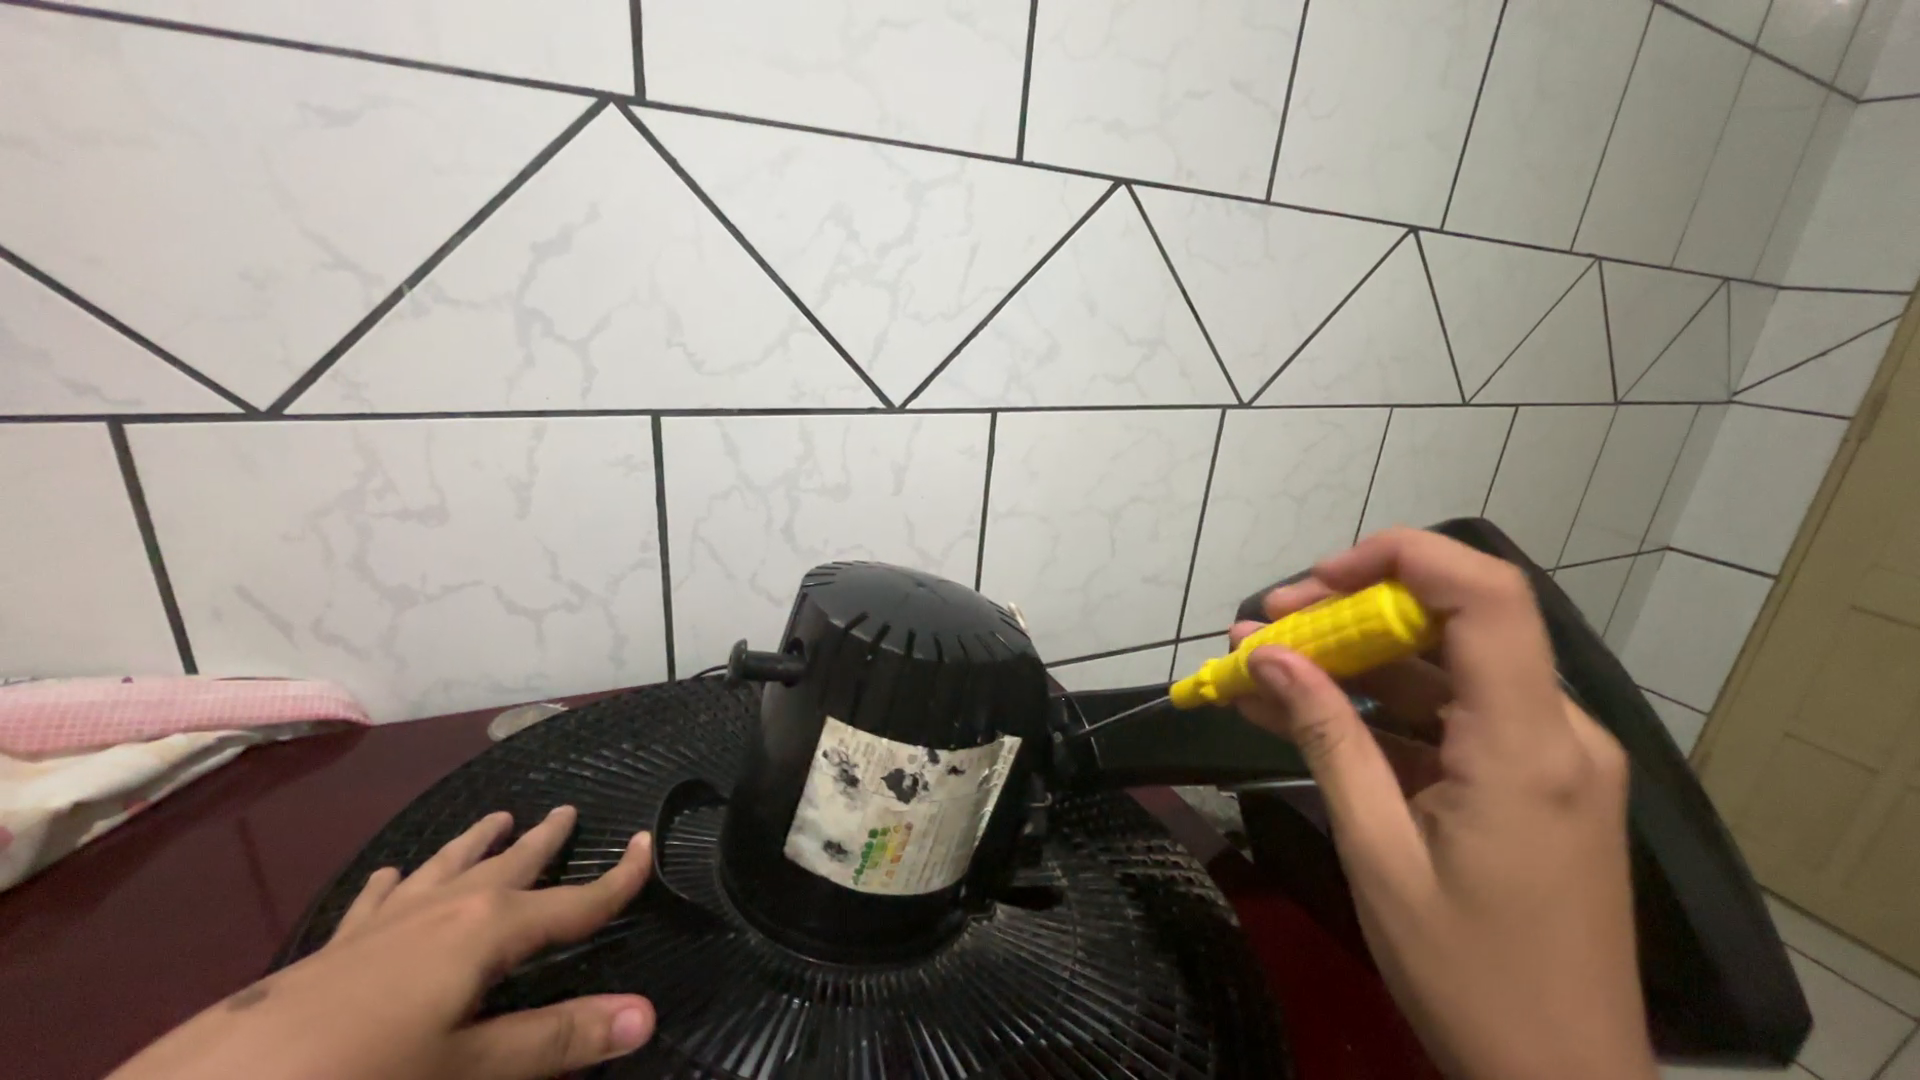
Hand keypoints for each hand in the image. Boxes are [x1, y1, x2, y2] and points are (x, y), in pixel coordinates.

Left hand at [109, 806, 655, 1079]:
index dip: (616, 879)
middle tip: (568, 811)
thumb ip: (558, 1040)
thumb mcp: (471, 1071)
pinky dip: (396, 881)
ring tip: (497, 818)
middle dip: (543, 842)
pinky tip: (392, 871)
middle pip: (509, 867)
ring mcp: (383, 924)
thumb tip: (647, 1013)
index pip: (573, 903)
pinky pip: (378, 898)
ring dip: (477, 843)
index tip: (647, 844)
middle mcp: (443, 910)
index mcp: (487, 931)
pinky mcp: (333, 948)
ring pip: (446, 867)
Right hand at [1231, 528, 1655, 1079]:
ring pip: (1440, 674)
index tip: (1313, 583)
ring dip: (1350, 665)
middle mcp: (1553, 732)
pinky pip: (1448, 721)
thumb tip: (1267, 656)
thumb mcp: (1377, 851)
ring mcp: (1544, 757)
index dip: (1399, 558)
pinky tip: (1302, 712)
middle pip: (1450, 626)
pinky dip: (1377, 712)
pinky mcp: (1528, 782)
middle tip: (1261, 629)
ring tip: (1258, 667)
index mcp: (1527, 744)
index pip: (1485, 595)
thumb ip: (1326, 738)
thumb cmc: (1466, 974)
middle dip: (1347, 614)